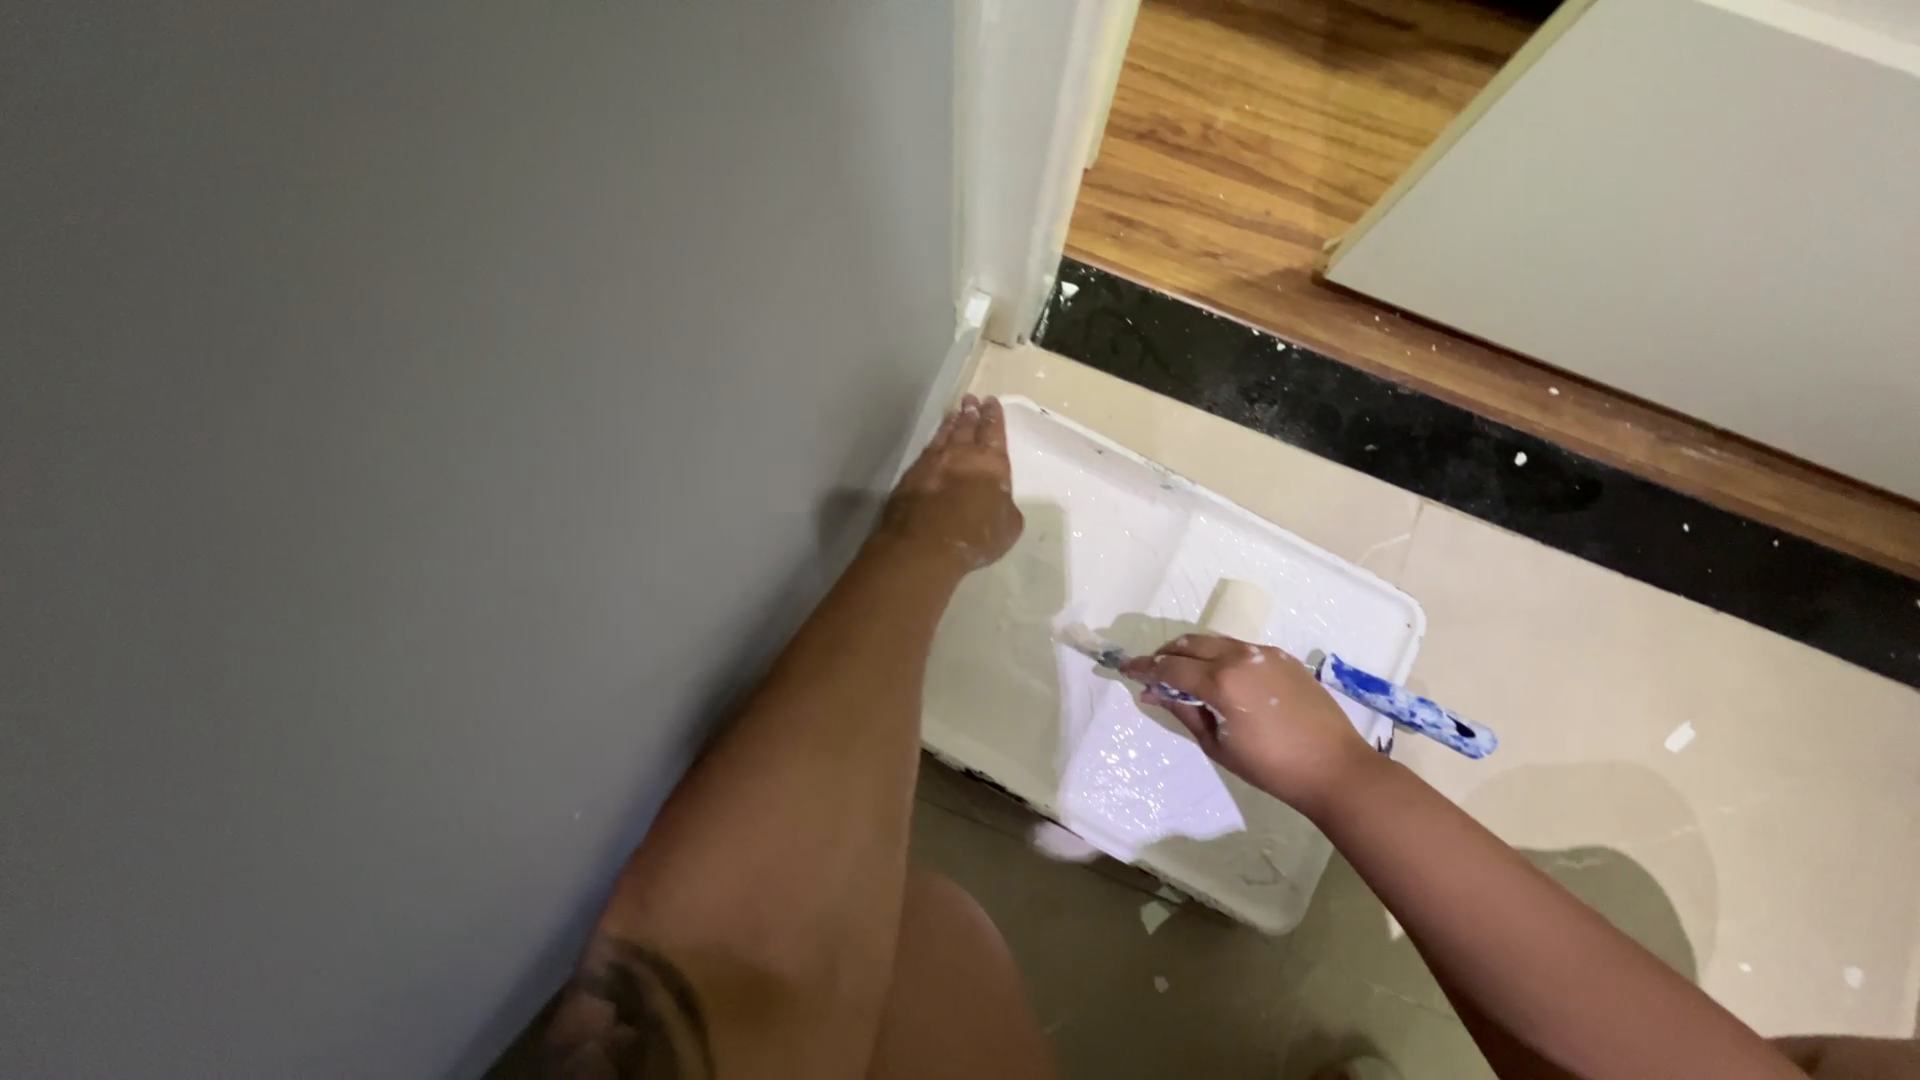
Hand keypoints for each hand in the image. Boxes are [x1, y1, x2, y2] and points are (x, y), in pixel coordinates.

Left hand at [879, 395, 1022, 571]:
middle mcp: (961, 455)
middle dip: (971, 412)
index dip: (994, 416)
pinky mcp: (910, 476)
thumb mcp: (1008, 526)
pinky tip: (933, 444)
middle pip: (967, 427)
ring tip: (954, 414)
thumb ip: (1005, 506)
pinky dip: (933, 443)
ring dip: (950, 424)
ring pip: (944, 435)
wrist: (925, 545)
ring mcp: (932, 463)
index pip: (994, 431)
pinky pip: (926, 452)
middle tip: (970, 399)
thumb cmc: (976, 537)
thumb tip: (998, 501)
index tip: (991, 402)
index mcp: (991, 463)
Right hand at [1120, 634, 1379, 815]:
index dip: (1144, 668)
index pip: (1169, 667)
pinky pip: (1239, 648)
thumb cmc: (1271, 767)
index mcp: (1221, 681)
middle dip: (1165, 655)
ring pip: (1214, 641)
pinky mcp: (1282, 657)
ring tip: (1182, 673)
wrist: (1335, 768)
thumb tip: (1152, 694)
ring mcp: (1264, 653)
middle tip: (1153, 673)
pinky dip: (1219, 655)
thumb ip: (1183, 711)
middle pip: (1189, 644)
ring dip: (1191, 652)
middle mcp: (1239, 657)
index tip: (1125, 669)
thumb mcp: (1217, 744)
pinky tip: (1219, 677)